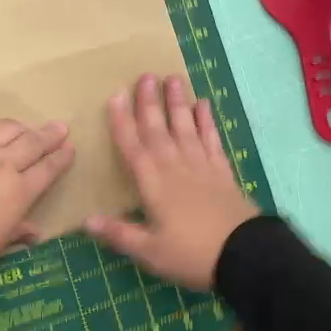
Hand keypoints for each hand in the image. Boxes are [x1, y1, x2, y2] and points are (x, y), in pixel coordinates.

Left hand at [0, 119, 75, 266]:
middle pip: (32, 142)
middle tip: (59, 126)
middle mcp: (3, 163)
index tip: (70, 147)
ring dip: (19, 128)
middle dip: (49, 135)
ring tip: (24, 129)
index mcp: (20, 190)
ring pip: (5, 129)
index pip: (48, 169)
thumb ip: (18, 231)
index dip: (61, 158)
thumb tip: (35, 234)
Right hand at [86, 74, 258, 290]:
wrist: (244, 256)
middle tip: (145, 75)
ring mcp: (201, 167)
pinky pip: (212, 140)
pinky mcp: (222, 173)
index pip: (133, 147)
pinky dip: (207, 122)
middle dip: (149, 103)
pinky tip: (204, 105)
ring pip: (186, 128)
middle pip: (159, 130)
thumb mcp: (150, 252)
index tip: (115, 95)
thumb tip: (86, 220)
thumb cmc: (191, 255)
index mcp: (153, 184)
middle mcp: (175, 167)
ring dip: (178, 103)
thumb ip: (119, 234)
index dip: (122, 121)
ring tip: (173, 78)